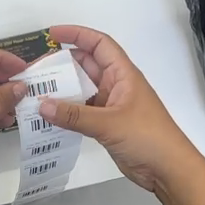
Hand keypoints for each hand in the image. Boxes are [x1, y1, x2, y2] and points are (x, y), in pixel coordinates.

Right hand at [40, 25, 201, 193]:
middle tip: (36, 70)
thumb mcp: (109, 124)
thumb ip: (74, 116)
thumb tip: (42, 105)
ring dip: (62, 89)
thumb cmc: (148, 137)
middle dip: (62, 64)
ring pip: (82, 90)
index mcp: (123, 74)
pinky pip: (81, 112)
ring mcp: (111, 106)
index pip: (99, 44)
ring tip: (36, 91)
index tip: (52, 34)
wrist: (168, 169)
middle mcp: (116, 85)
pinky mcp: (106, 125)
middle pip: (86, 65)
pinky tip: (48, 116)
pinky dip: (66, 112)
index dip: (77, 34)